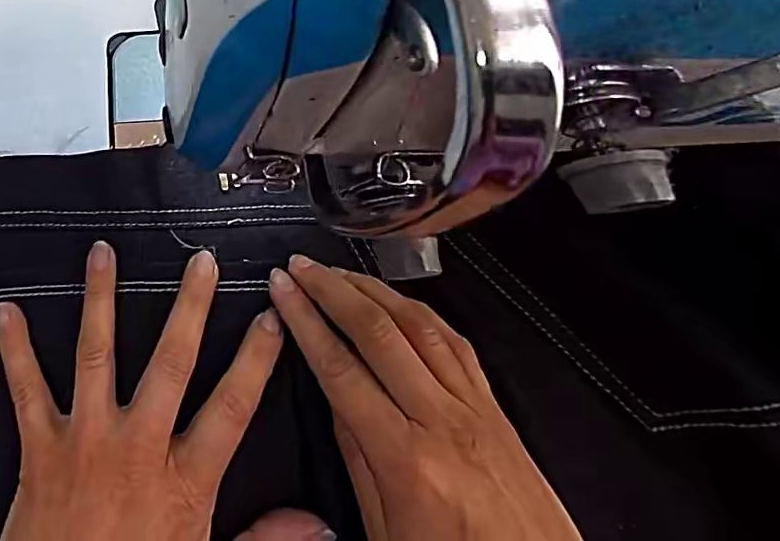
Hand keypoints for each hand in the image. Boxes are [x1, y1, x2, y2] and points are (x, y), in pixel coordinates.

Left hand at [0, 240, 285, 540]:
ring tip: (103, 255)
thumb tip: (315, 527)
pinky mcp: (39, 452)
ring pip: (97, 355)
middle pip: (170, 363)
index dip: (256, 359)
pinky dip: (15, 350)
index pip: (232, 406)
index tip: (271, 317)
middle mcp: (135, 449)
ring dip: (100, 299)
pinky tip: (8, 312)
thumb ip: (262, 540)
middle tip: (202, 263)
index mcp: (181, 480)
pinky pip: (25, 391)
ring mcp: (84, 443)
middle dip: (190, 307)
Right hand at [268, 255, 580, 540]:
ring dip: (373, 288)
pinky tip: (399, 299)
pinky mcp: (494, 403)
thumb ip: (357, 459)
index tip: (285, 291)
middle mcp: (443, 420)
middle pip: (377, 331)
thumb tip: (334, 395)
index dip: (305, 321)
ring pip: (416, 323)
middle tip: (303, 266)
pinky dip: (419, 310)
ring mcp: (473, 405)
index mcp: (408, 462)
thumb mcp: (386, 535)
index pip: (341, 368)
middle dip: (332, 289)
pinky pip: (453, 339)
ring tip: (341, 270)